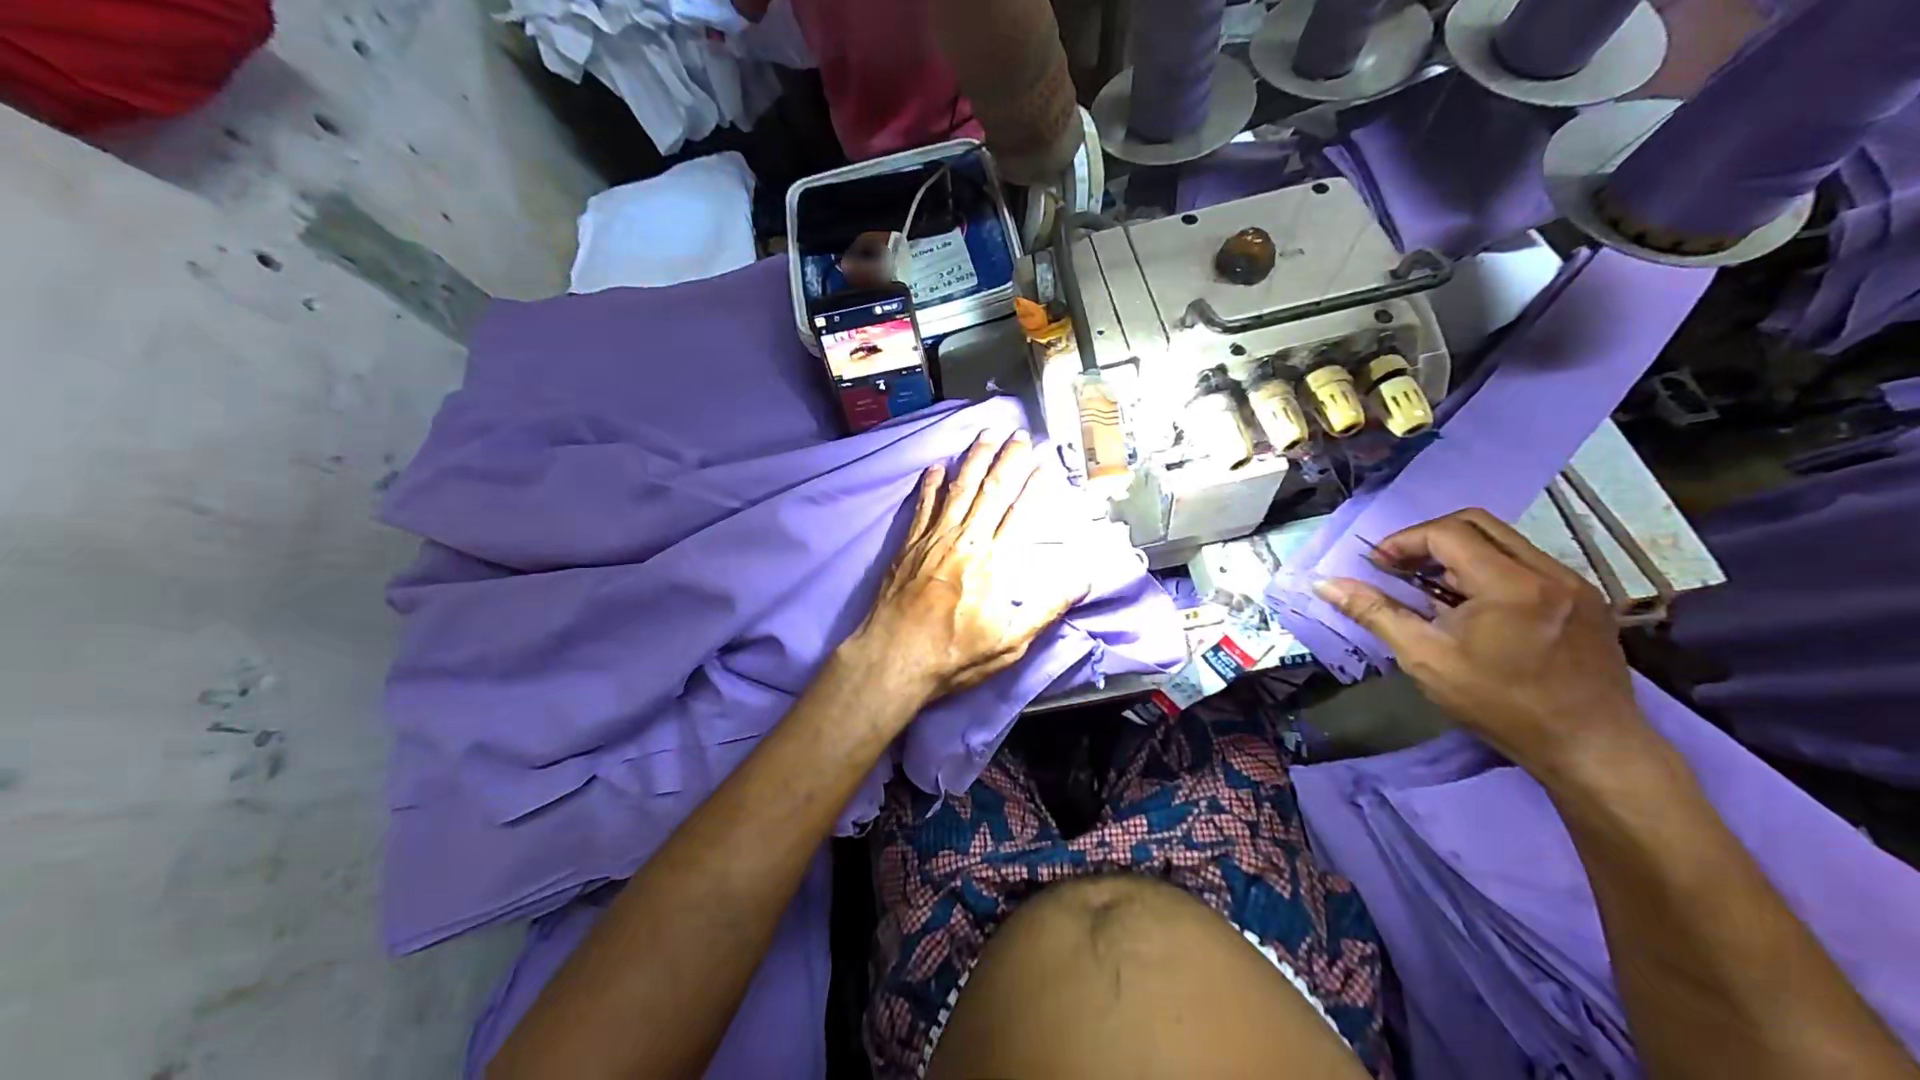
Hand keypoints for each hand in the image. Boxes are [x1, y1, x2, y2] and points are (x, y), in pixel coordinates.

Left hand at [842, 430, 1087, 703]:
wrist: (894, 658)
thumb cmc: (954, 655)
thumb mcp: (1011, 642)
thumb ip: (1046, 608)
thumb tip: (1082, 580)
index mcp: (993, 563)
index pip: (1020, 513)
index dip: (1035, 485)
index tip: (1045, 463)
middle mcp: (965, 541)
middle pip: (991, 491)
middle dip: (1007, 459)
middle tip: (1019, 434)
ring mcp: (933, 540)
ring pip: (958, 489)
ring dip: (974, 460)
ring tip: (986, 435)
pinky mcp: (909, 546)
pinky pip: (923, 505)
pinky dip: (930, 484)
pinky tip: (936, 467)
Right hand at [1313, 508, 1655, 780]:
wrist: (1589, 746)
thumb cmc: (1499, 704)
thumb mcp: (1425, 658)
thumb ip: (1375, 613)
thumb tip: (1325, 584)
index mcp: (1509, 584)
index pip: (1446, 532)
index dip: (1403, 542)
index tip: (1378, 567)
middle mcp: (1547, 571)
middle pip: (1477, 524)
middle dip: (1429, 538)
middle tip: (1401, 567)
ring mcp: (1573, 582)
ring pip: (1504, 541)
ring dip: (1459, 553)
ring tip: (1433, 589)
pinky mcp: (1585, 598)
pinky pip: (1527, 563)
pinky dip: (1489, 569)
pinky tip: (1475, 606)